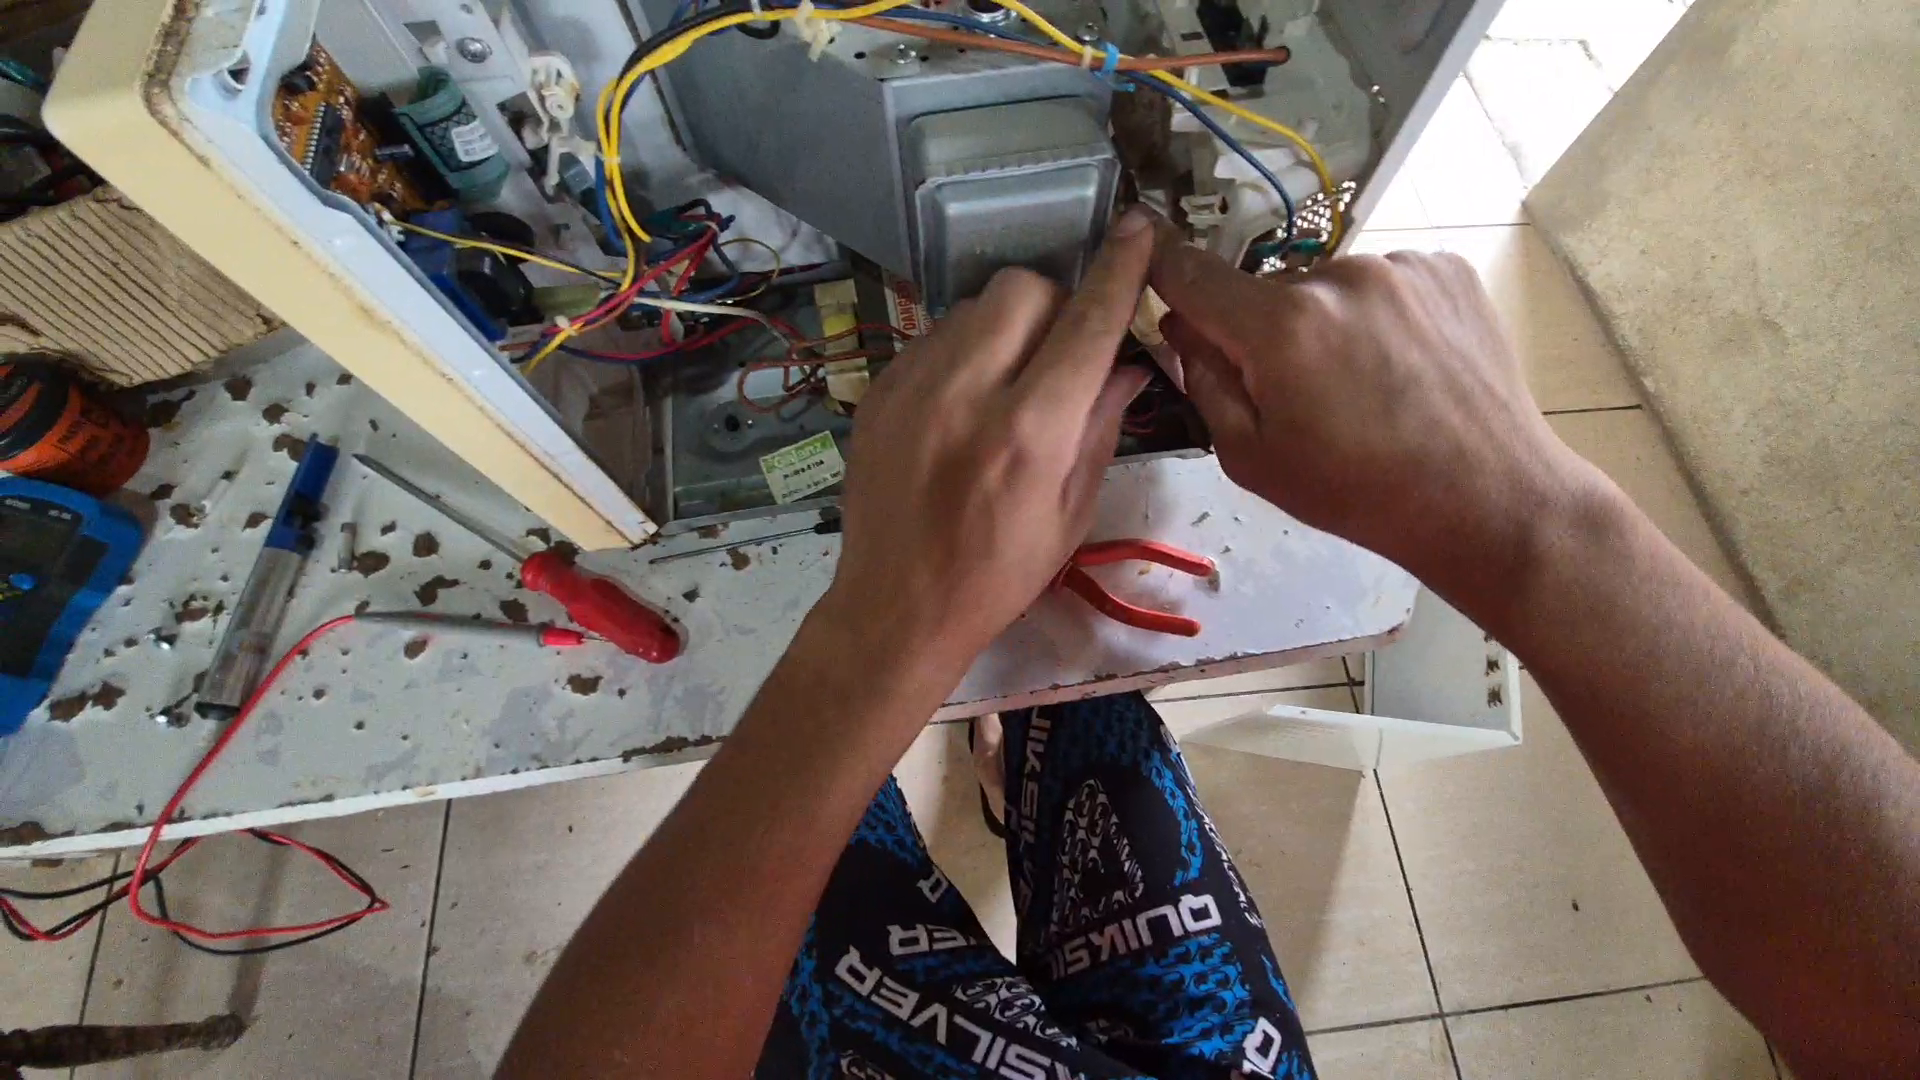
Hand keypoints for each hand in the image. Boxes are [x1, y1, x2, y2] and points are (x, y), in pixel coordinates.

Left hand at [820, 209, 1156, 677]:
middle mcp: (966, 394)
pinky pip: (933, 338)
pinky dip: (962, 351)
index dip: (1120, 270)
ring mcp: (912, 388)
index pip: (1087, 324)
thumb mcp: (1071, 514)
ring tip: (1006, 382)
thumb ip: (1102, 426)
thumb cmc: (998, 575)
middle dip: (1054, 304)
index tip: (1139, 229)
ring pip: (972, 307)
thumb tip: (1130, 362)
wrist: (898, 605)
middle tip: (1058, 353)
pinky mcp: (879, 393)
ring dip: (1006, 327)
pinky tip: (962, 401)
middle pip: (1021, 289)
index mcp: (1029, 433)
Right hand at [1149, 231, 1593, 583]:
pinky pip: (1377, 284)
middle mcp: (1339, 274)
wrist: (1486, 496)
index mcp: (1281, 325)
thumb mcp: (1249, 457)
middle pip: (1264, 291)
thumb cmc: (1353, 491)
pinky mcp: (1447, 268)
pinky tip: (1395, 365)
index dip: (1161, 267)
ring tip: (1355, 382)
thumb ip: (1204, 382)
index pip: (1193, 274)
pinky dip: (1369, 316)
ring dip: (1317, 322)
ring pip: (1323, 288)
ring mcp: (1401, 264)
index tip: (1148, 259)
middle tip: (1290, 390)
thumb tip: (1183, 327)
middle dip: (1258, 330)